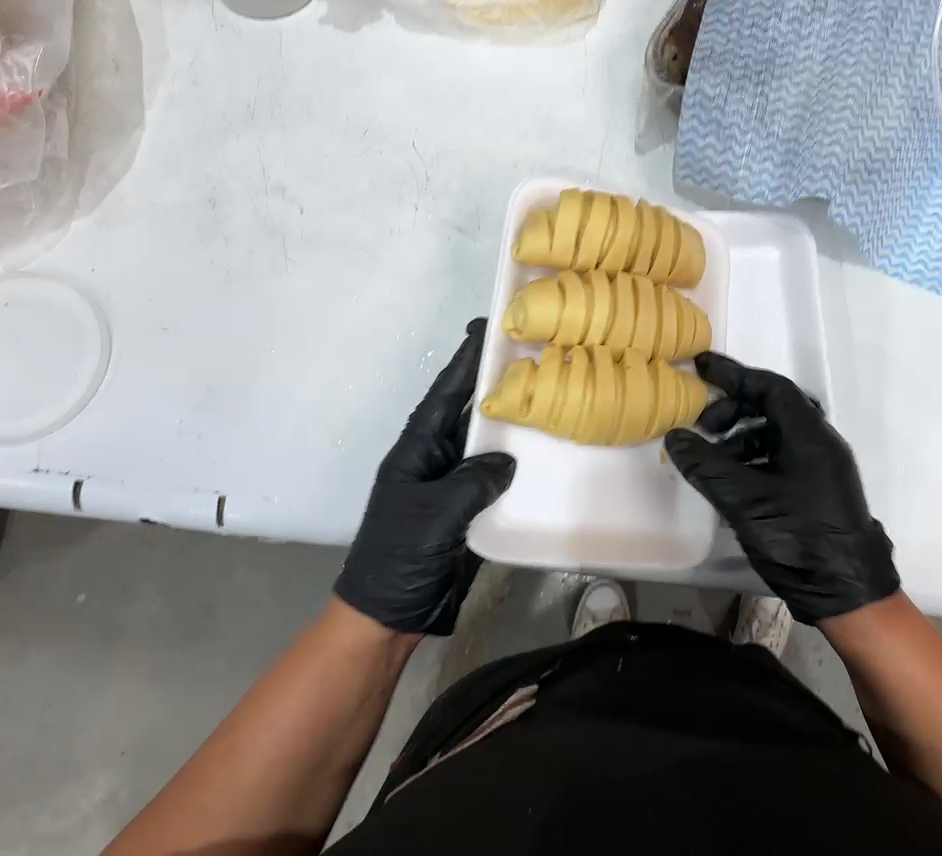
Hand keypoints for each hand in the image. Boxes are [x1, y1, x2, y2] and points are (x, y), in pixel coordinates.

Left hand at [335, 319, 515, 635]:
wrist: (392, 612)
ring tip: (549, 396)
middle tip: (532, 356)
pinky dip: (519, 464)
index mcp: (416, 450)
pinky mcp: (472, 510)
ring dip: (512, 424)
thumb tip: (506, 460)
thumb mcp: (434, 514)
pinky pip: (498, 478)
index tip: (486, 329)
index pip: (445, 395)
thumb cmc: (400, 556)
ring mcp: (454, 485)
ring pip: (487, 445)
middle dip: (496, 385)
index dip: (464, 362)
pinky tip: (545, 454)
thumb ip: (471, 481)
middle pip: (469, 413)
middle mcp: (437, 459)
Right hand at [664, 353, 899, 623]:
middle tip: (703, 426)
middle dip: (734, 409)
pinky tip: (732, 481)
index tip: (700, 368)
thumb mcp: (744, 500)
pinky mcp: (818, 489)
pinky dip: (753, 458)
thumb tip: (675, 437)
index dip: (733, 374)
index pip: (769, 387)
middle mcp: (819, 442)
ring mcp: (822, 467)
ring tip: (713, 459)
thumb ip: (707, 465)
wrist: (846, 589)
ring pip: (776, 434)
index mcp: (808, 434)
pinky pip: (782, 456)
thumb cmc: (798, 536)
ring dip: (741, 437)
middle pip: (773, 407)